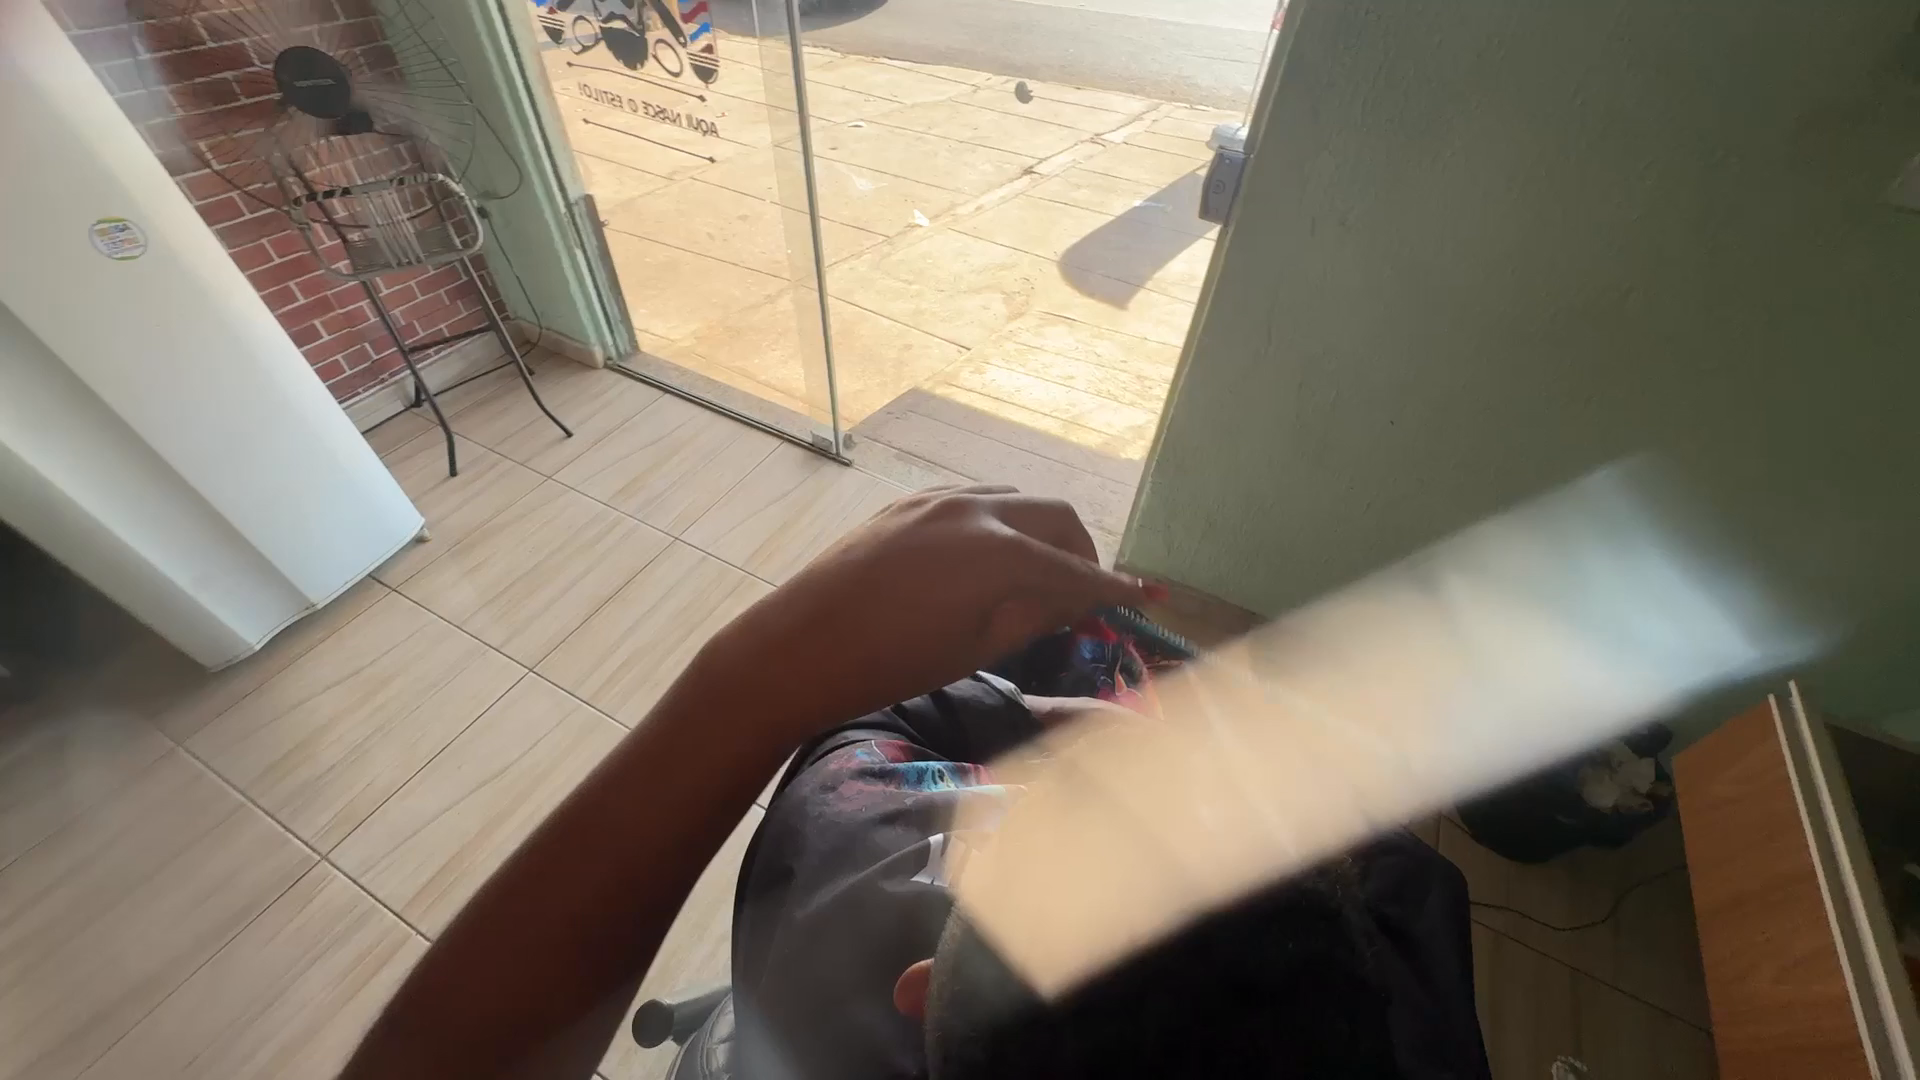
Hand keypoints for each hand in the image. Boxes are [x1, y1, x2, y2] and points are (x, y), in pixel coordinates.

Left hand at [700, 485, 1156, 741]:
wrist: (801, 646)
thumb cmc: (893, 661)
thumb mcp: (977, 646)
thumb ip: (1036, 614)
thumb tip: (1077, 600)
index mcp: (999, 551)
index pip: (1075, 568)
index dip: (1114, 586)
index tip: (1147, 595)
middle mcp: (976, 509)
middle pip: (1054, 515)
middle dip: (1080, 549)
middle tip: (1082, 590)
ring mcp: (937, 499)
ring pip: (1014, 500)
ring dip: (1039, 531)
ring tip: (1035, 573)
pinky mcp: (907, 502)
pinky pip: (973, 501)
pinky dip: (999, 524)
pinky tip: (987, 557)